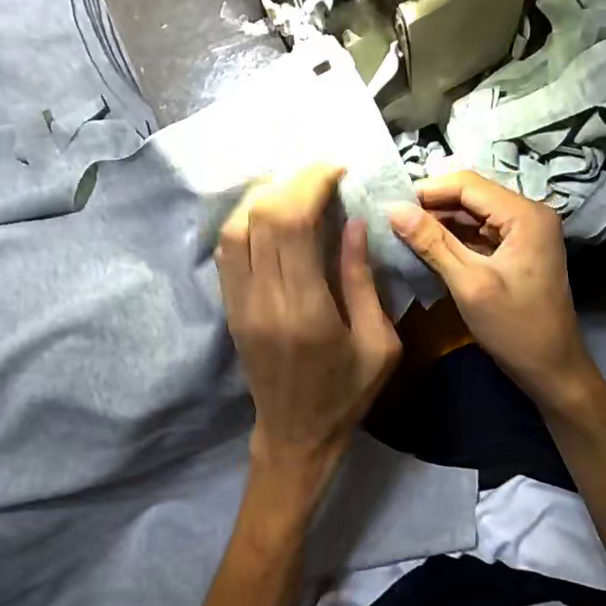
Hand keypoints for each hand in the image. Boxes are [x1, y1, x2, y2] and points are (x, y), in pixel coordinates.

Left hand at [218, 165, 402, 505]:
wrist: (295, 435)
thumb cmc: (346, 394)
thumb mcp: (378, 343)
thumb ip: (363, 280)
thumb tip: (353, 222)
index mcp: (305, 310)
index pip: (291, 224)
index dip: (310, 184)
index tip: (336, 170)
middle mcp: (263, 301)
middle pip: (260, 217)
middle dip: (290, 182)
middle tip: (321, 174)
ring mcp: (239, 304)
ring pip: (235, 229)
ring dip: (262, 197)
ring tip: (295, 187)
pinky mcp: (230, 308)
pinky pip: (227, 251)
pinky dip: (245, 220)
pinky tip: (269, 213)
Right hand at [388, 171, 597, 410]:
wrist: (552, 368)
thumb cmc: (515, 328)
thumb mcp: (469, 283)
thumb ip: (432, 242)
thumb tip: (394, 209)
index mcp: (525, 214)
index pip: (468, 184)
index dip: (427, 190)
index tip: (390, 203)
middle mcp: (529, 214)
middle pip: (471, 195)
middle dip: (432, 205)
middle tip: (391, 218)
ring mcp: (525, 232)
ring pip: (473, 214)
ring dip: (440, 221)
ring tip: (402, 231)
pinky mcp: (518, 250)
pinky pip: (480, 233)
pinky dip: (454, 237)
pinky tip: (426, 246)